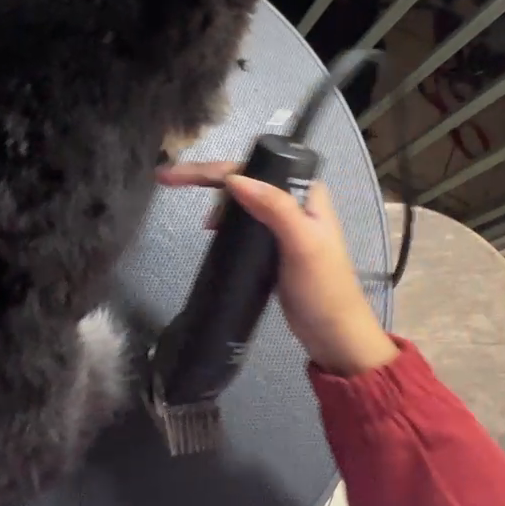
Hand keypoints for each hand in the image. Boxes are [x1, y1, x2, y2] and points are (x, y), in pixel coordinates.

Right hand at [159, 162, 397, 376]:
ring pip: (240, 200)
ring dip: (214, 201)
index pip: (254, 166)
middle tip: (168, 181)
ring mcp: (282, 224)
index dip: (215, 168)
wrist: (336, 338)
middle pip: (242, 178)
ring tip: (198, 219)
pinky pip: (242, 222)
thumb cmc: (324, 289)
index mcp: (305, 192)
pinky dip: (223, 221)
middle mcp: (294, 201)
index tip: (177, 174)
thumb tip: (233, 179)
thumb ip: (274, 207)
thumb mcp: (303, 245)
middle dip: (207, 179)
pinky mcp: (272, 246)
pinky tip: (210, 229)